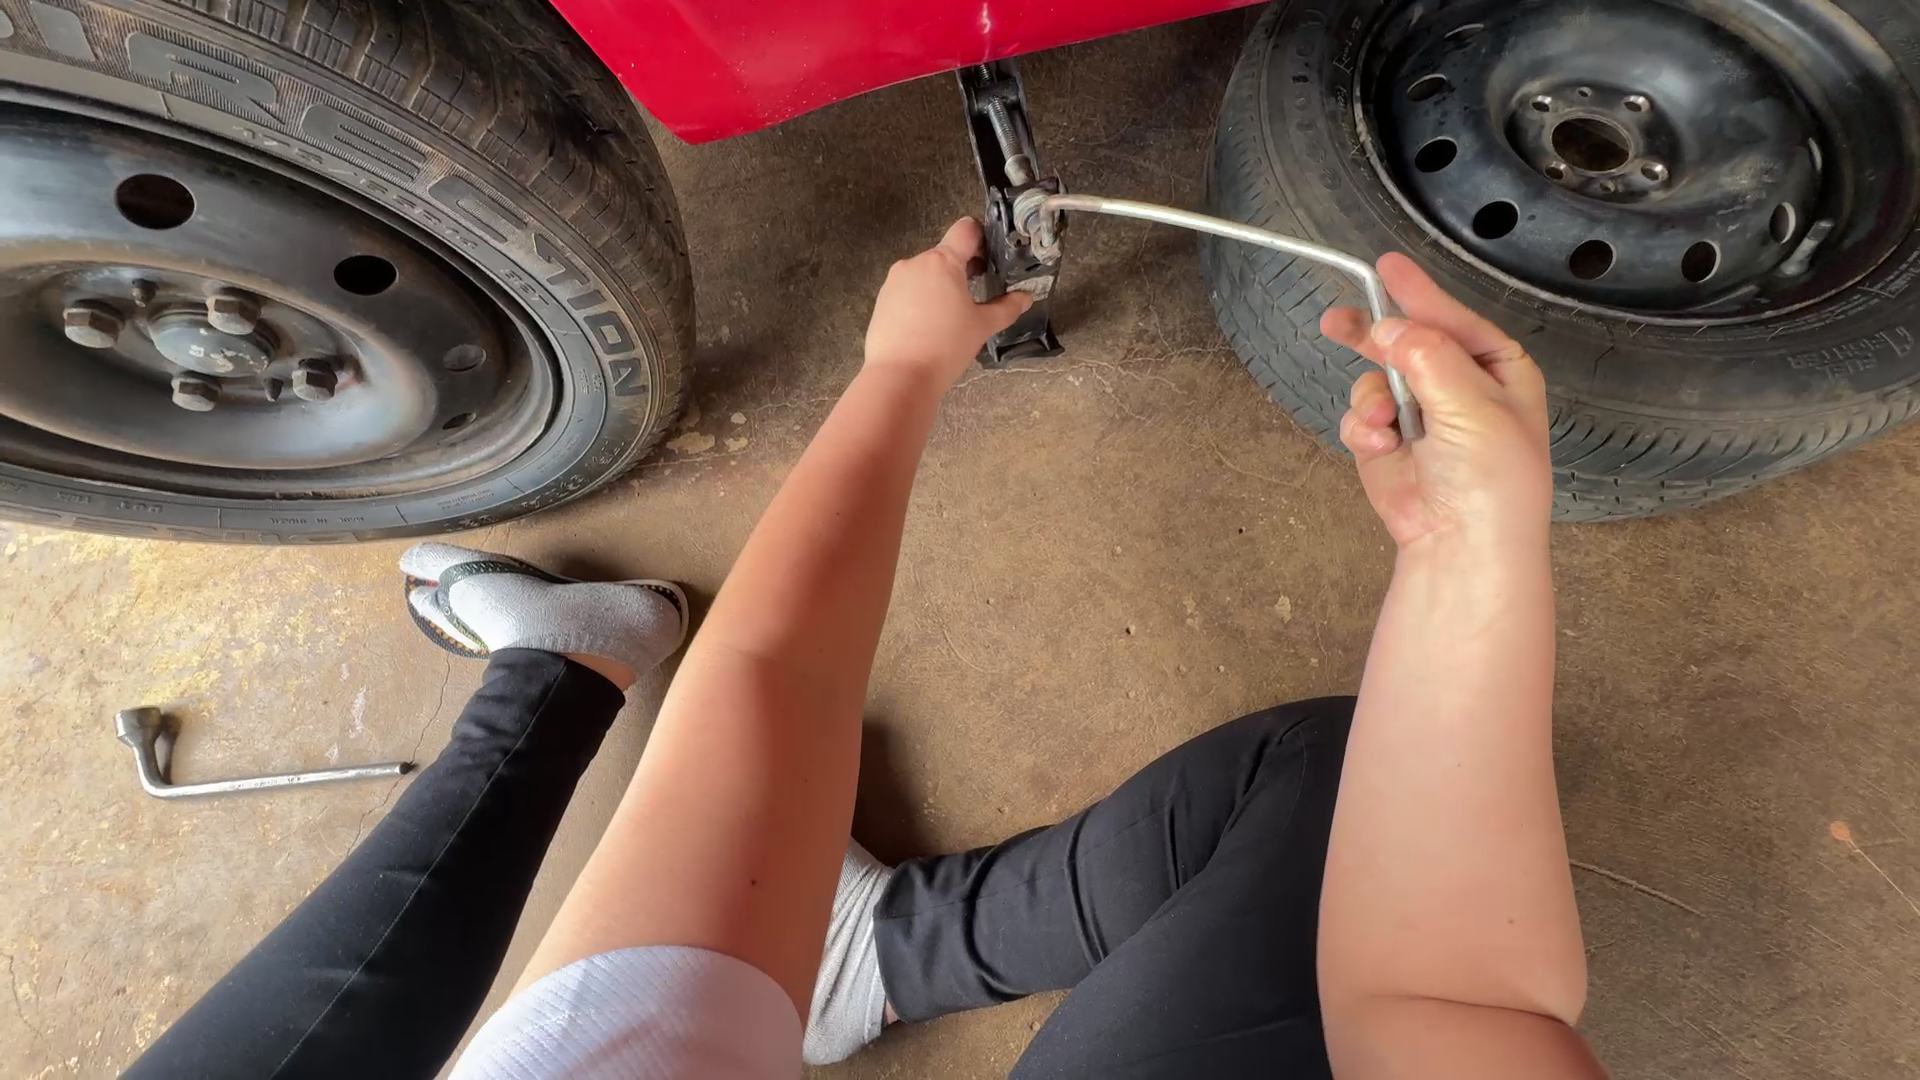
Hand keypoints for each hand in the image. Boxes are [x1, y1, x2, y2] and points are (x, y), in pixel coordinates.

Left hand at [864, 217, 1031, 385]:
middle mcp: (915, 263)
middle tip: (975, 298)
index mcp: (942, 261)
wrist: (899, 377)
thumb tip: (1025, 298)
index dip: (982, 239)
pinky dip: (920, 304)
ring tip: (949, 320)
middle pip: (944, 255)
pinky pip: (906, 294)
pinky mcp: (881, 302)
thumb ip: (1006, 308)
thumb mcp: (982, 327)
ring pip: (924, 276)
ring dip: (939, 289)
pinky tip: (927, 330)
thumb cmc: (945, 347)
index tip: (988, 260)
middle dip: (961, 272)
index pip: (966, 229)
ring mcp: (894, 282)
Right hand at [1321, 254, 1551, 548]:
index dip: (1419, 295)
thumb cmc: (1491, 475)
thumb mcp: (1473, 406)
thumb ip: (1430, 359)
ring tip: (1384, 426)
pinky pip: (1359, 417)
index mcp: (1495, 369)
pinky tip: (1379, 447)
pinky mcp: (1382, 442)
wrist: (1459, 538)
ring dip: (1372, 402)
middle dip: (1373, 338)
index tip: (1385, 267)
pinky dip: (1363, 430)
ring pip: (1374, 381)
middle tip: (1335, 321)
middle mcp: (1454, 386)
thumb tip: (1388, 328)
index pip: (1451, 320)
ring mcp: (1415, 414)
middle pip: (1404, 345)